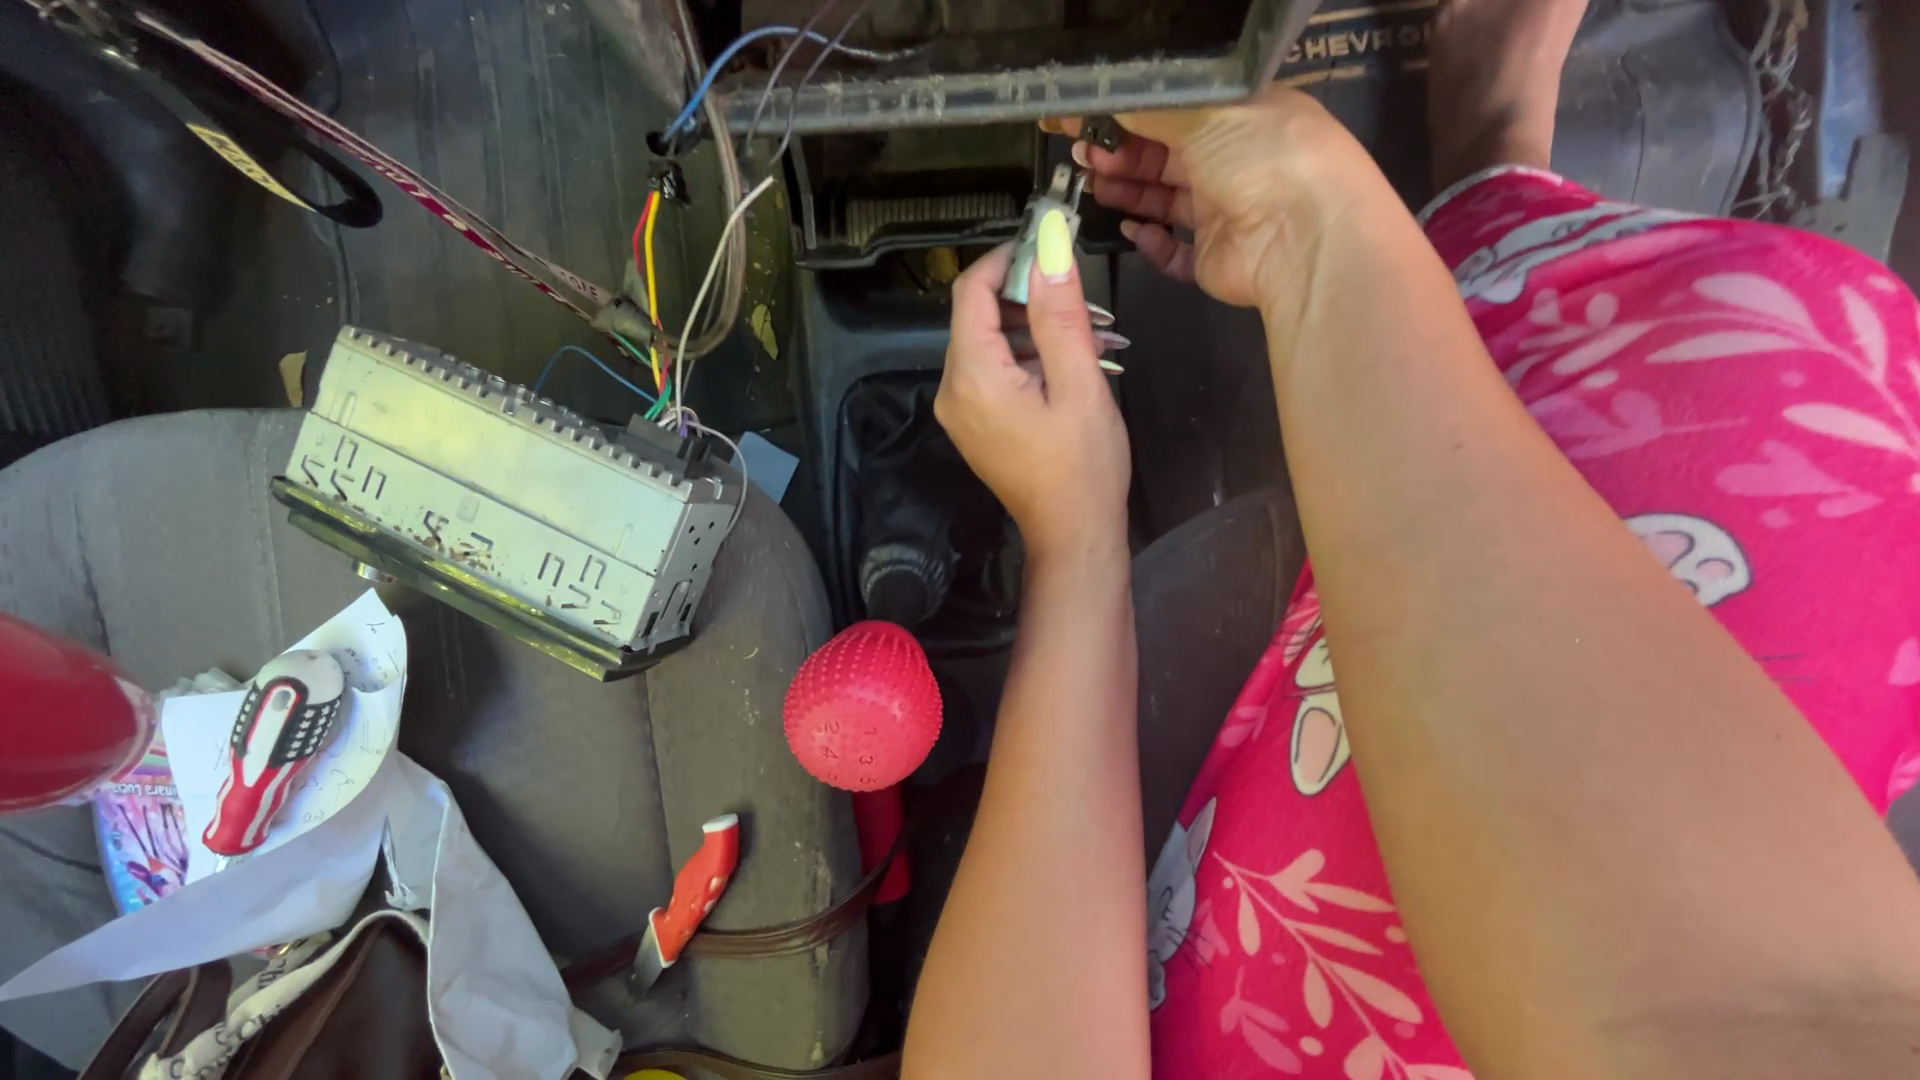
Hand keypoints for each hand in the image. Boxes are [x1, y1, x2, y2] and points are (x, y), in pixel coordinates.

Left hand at [936, 239, 1129, 562]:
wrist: (1073, 536)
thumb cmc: (1083, 467)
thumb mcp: (1079, 385)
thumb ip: (1059, 313)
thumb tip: (1049, 244)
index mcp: (972, 376)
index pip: (971, 291)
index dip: (1008, 258)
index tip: (1051, 246)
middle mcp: (952, 390)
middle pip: (979, 316)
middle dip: (1031, 298)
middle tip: (1085, 303)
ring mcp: (960, 411)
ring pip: (991, 344)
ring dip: (1037, 331)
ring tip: (1093, 337)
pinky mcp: (975, 424)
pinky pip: (994, 373)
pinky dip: (1029, 359)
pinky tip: (1072, 364)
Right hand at [1046, 87, 1385, 311]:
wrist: (1302, 236)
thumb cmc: (1261, 155)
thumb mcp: (1205, 111)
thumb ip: (1150, 107)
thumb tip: (1106, 100)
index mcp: (1243, 114)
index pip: (1177, 109)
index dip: (1130, 113)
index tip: (1084, 118)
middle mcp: (1236, 160)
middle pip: (1165, 156)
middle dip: (1122, 153)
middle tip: (1083, 154)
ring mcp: (1226, 211)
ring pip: (1164, 200)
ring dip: (1129, 192)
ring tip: (1095, 185)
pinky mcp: (1215, 257)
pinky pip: (1174, 250)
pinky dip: (1151, 241)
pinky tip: (1134, 229)